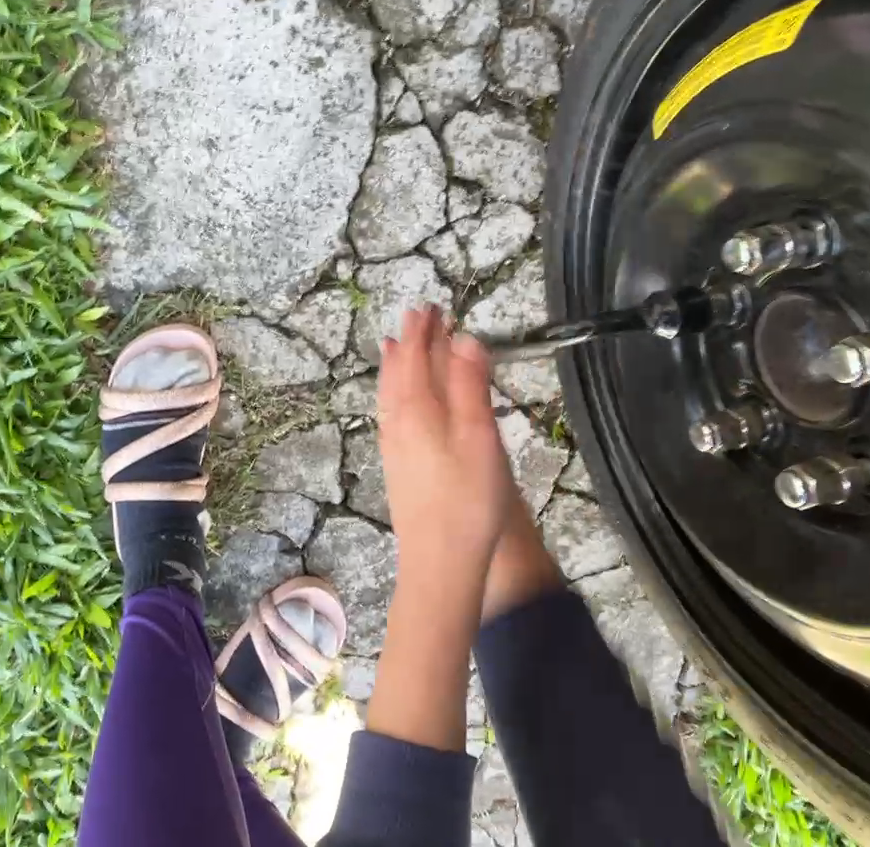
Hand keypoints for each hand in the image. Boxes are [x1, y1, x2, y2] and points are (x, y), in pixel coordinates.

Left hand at [377, 306, 519, 580]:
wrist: (438, 563)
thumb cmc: (468, 500)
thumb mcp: (480, 439)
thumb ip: (471, 388)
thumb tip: (465, 339)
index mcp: (418, 410)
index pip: (418, 358)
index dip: (424, 331)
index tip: (429, 306)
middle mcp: (398, 423)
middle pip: (400, 372)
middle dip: (410, 342)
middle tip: (417, 317)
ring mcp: (393, 446)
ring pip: (389, 394)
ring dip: (396, 365)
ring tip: (397, 346)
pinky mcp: (395, 466)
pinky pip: (389, 413)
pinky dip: (392, 392)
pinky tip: (395, 401)